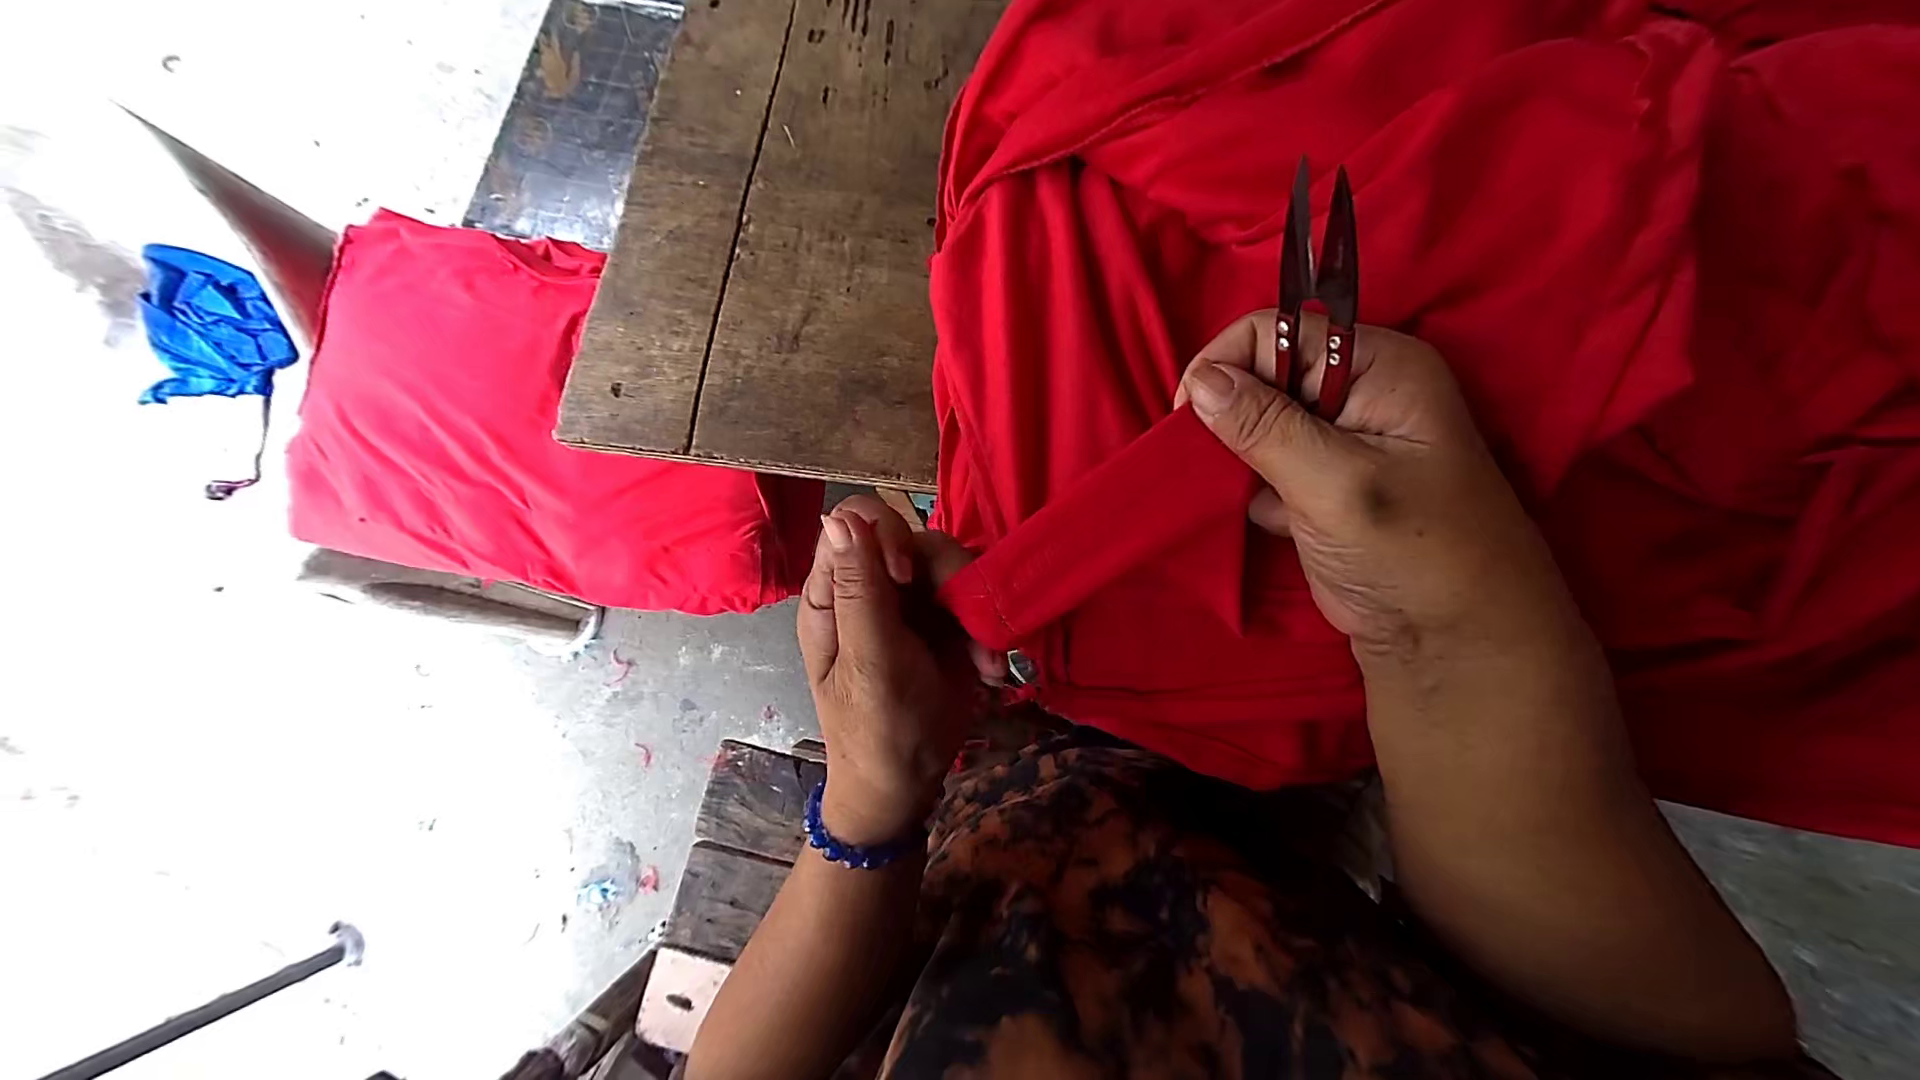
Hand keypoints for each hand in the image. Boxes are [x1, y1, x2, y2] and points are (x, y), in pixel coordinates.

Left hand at [796, 495, 1000, 845]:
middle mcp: (871, 588)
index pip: (856, 523)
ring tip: (984, 661)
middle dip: (947, 575)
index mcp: (834, 595)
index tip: (904, 577)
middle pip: (914, 537)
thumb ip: (859, 590)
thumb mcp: (869, 662)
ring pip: (950, 563)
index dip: (887, 535)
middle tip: (964, 622)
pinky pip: (972, 596)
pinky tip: (988, 667)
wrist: (910, 781)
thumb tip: (840, 515)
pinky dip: (986, 628)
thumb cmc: (877, 730)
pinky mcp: (945, 619)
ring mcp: (911, 601)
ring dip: (974, 607)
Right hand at [1175, 310, 1578, 664]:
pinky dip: (1244, 488)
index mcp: (1376, 366)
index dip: (1225, 366)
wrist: (1446, 636)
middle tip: (1220, 466)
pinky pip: (1253, 463)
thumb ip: (1265, 428)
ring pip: (1248, 423)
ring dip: (1232, 458)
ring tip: (1253, 496)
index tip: (1190, 419)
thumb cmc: (1414, 552)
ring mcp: (1331, 437)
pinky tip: (1271, 517)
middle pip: (1257, 374)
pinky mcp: (1310, 479)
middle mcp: (1352, 390)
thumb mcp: (1337, 484)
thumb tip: (1198, 381)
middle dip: (1226, 417)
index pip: (1276, 333)